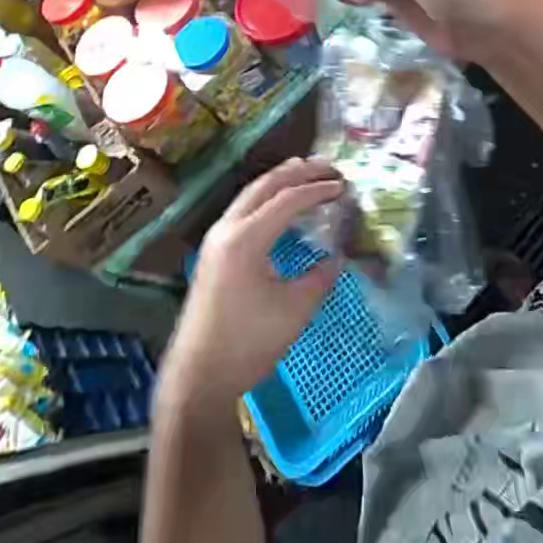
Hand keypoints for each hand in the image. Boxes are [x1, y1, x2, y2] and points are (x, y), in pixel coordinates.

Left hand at [159, 159, 346, 410]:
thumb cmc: (248, 343)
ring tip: (305, 172)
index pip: (286, 200)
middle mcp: (226, 230)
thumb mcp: (294, 310)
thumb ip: (320, 277)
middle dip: (297, 172)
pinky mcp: (213, 254)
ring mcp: (215, 241)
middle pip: (264, 187)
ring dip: (278, 182)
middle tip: (327, 165)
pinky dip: (266, 200)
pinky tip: (281, 207)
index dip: (318, 190)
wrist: (198, 376)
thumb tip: (337, 257)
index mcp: (245, 239)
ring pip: (250, 196)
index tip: (344, 186)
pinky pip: (243, 211)